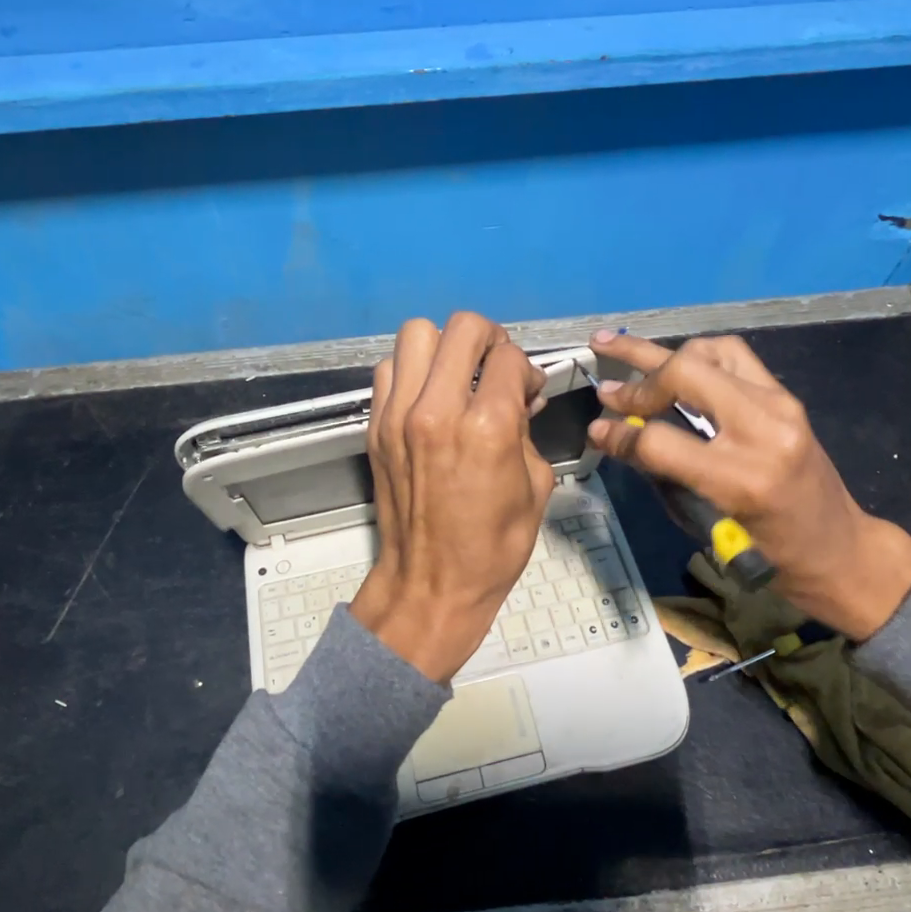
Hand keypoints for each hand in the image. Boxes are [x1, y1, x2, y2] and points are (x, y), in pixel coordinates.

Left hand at [349, 313, 554, 680]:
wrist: (431, 584)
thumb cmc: (493, 545)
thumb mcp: (536, 484)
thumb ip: (526, 427)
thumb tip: (519, 395)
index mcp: (487, 427)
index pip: (509, 358)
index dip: (526, 369)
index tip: (527, 389)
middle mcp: (438, 409)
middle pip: (462, 327)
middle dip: (488, 338)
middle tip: (494, 366)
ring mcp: (398, 415)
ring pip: (416, 334)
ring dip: (443, 346)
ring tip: (456, 375)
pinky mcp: (375, 426)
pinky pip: (389, 368)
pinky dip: (411, 370)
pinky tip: (427, 396)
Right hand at [586, 330, 910, 639]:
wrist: (839, 549)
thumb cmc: (771, 554)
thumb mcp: (708, 524)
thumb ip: (662, 471)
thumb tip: (614, 434)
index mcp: (742, 477)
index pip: (660, 439)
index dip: (621, 433)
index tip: (596, 430)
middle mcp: (764, 429)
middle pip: (686, 374)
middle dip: (639, 380)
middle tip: (606, 388)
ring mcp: (781, 405)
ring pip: (712, 351)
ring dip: (667, 355)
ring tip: (629, 353)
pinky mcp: (786, 396)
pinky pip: (735, 356)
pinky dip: (699, 356)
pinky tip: (674, 363)